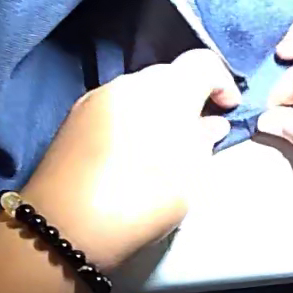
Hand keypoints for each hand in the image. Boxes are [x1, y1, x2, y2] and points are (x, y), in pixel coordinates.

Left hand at [20, 50, 239, 267]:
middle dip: (188, 99)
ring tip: (163, 151)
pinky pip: (115, 109)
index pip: (203, 64)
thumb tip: (208, 125)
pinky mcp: (73, 119)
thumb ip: (204, 144)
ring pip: (138, 93)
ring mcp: (96, 98)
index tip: (228, 111)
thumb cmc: (142, 201)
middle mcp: (129, 83)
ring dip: (158, 112)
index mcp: (166, 91)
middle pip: (169, 77)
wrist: (64, 228)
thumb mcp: (191, 180)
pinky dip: (131, 122)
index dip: (222, 83)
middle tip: (197, 136)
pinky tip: (131, 158)